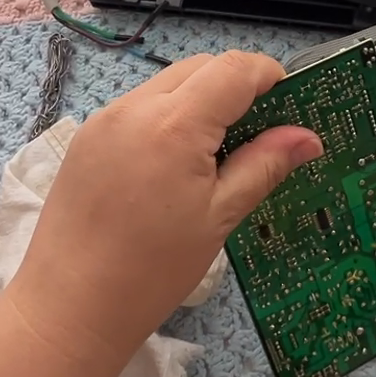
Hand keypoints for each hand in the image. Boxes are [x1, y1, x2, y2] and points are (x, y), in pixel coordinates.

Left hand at [3, 51, 322, 369]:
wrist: (66, 309)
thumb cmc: (152, 270)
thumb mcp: (219, 217)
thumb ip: (264, 165)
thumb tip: (309, 137)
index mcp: (175, 123)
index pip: (235, 68)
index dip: (268, 75)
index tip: (289, 104)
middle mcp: (138, 105)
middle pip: (202, 67)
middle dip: (236, 86)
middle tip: (257, 132)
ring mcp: (107, 116)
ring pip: (170, 81)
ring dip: (201, 98)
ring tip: (215, 151)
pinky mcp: (88, 134)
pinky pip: (141, 104)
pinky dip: (168, 114)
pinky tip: (172, 162)